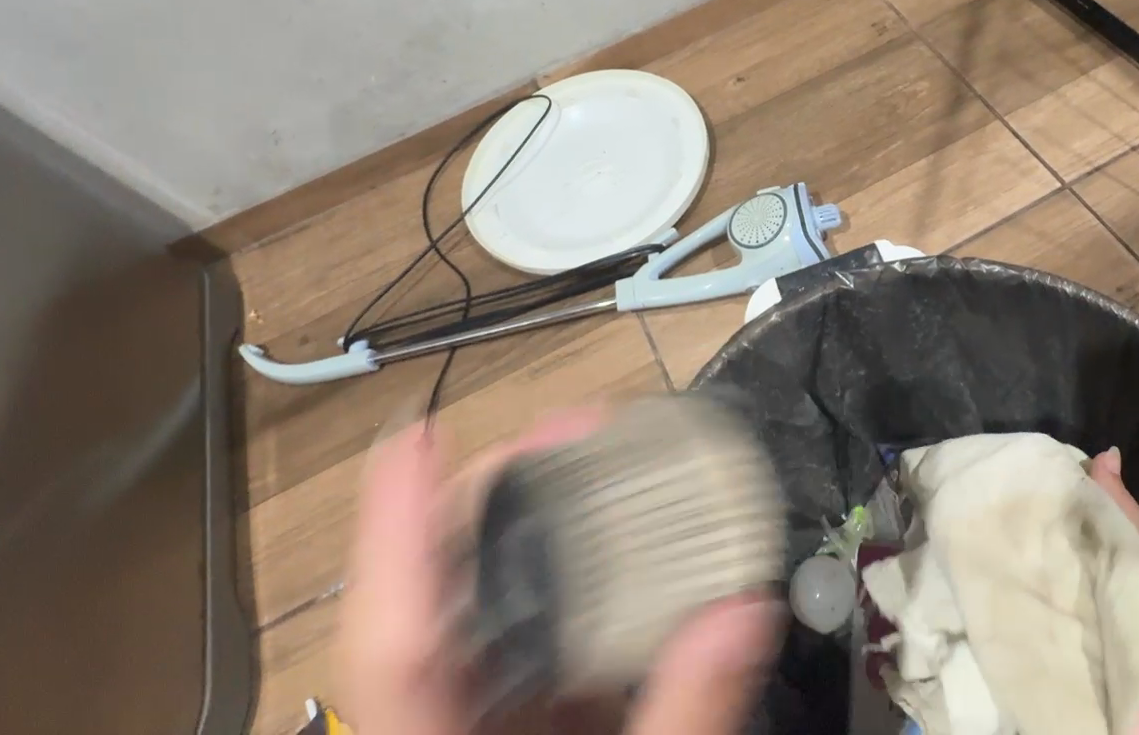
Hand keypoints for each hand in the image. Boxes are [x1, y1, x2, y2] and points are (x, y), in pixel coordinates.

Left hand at [341, 409, 781, 734]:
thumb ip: (684, 717)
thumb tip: (744, 611)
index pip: (395, 640)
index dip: (393, 531)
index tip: (413, 434)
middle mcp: (433, 725)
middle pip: (437, 594)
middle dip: (501, 499)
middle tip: (577, 432)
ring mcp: (465, 721)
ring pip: (476, 611)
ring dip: (533, 531)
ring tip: (595, 468)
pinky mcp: (498, 724)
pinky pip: (520, 641)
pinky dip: (564, 588)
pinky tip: (613, 557)